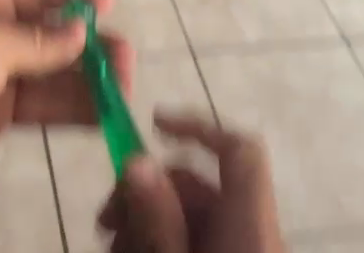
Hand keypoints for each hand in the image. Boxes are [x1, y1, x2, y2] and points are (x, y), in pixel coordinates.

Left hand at [0, 0, 134, 187]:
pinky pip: (46, 105)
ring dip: (88, 78)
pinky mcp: (5, 112)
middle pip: (52, 35)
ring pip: (55, 72)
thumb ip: (40, 40)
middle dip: (88, 44)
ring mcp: (2, 74)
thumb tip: (82, 32)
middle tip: (125, 55)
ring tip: (124, 85)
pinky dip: (74, 107)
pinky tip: (103, 111)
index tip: (108, 1)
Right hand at [98, 113, 284, 252]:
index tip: (151, 123)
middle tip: (106, 219)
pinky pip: (198, 240)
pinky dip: (162, 239)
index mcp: (253, 228)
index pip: (240, 151)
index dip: (197, 125)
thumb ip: (157, 218)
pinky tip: (129, 250)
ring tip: (112, 245)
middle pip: (201, 183)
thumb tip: (137, 158)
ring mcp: (245, 250)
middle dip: (147, 191)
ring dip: (146, 220)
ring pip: (191, 215)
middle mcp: (257, 235)